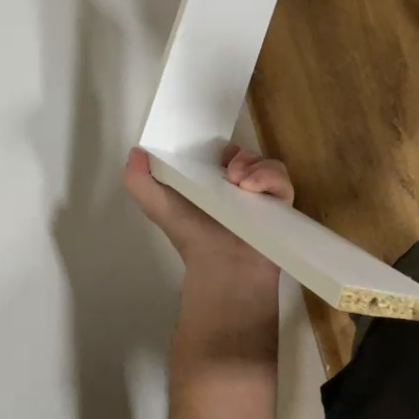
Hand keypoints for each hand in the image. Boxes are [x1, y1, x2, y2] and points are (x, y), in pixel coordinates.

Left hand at [124, 144, 292, 279]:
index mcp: (214, 187)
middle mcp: (241, 190)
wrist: (223, 268)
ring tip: (240, 184)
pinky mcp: (282, 206)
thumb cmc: (192, 237)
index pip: (226, 155)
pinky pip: (283, 180)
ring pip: (268, 164)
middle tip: (229, 172)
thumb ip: (140, 181)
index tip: (216, 155)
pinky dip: (270, 178)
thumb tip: (135, 151)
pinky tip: (253, 190)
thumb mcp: (158, 207)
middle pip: (249, 156)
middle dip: (241, 157)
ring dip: (255, 166)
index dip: (223, 149)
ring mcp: (263, 198)